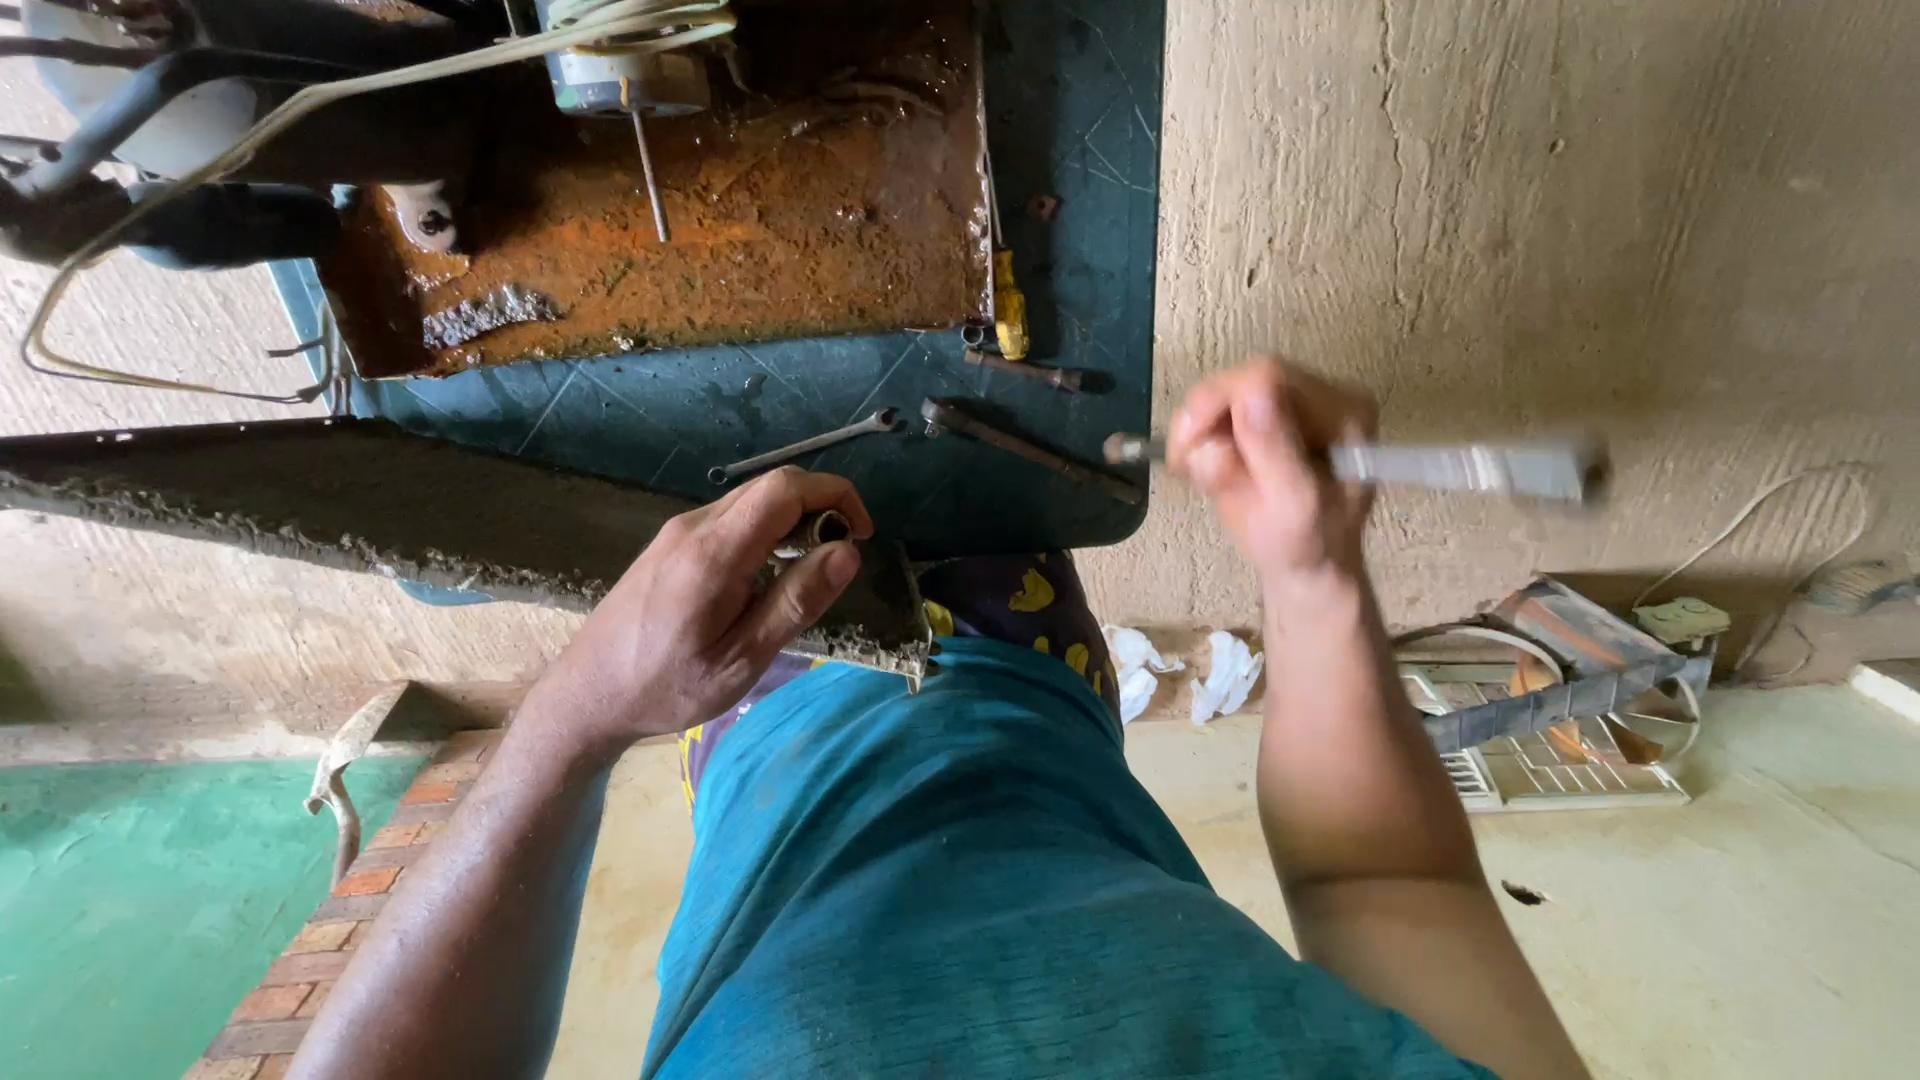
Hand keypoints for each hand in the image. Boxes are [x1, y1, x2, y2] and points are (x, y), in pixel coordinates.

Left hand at [518, 467, 872, 758]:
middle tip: (841, 556)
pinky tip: (769, 574)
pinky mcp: (672, 543)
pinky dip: (768, 530)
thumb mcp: (741, 660)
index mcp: (713, 553)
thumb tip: (848, 552)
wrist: (586, 695)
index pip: (785, 489)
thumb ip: (795, 602)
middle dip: (821, 506)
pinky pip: (733, 518)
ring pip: (752, 500)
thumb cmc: (666, 687)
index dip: (835, 496)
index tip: (861, 534)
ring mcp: (679, 531)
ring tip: (809, 570)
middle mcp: (694, 526)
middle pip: (771, 486)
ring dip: (795, 519)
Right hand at [1167, 355, 1377, 585]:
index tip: (1189, 448)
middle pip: (1238, 381)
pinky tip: (1206, 475)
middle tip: (1188, 470)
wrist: (1304, 568)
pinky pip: (1211, 412)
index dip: (1217, 403)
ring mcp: (1285, 407)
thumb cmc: (1305, 544)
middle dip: (1204, 425)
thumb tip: (1251, 394)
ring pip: (1217, 396)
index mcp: (1340, 410)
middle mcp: (1316, 397)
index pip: (1268, 376)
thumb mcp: (1294, 505)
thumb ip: (1275, 450)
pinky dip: (1195, 443)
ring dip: (1197, 439)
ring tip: (1206, 482)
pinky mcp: (1258, 419)